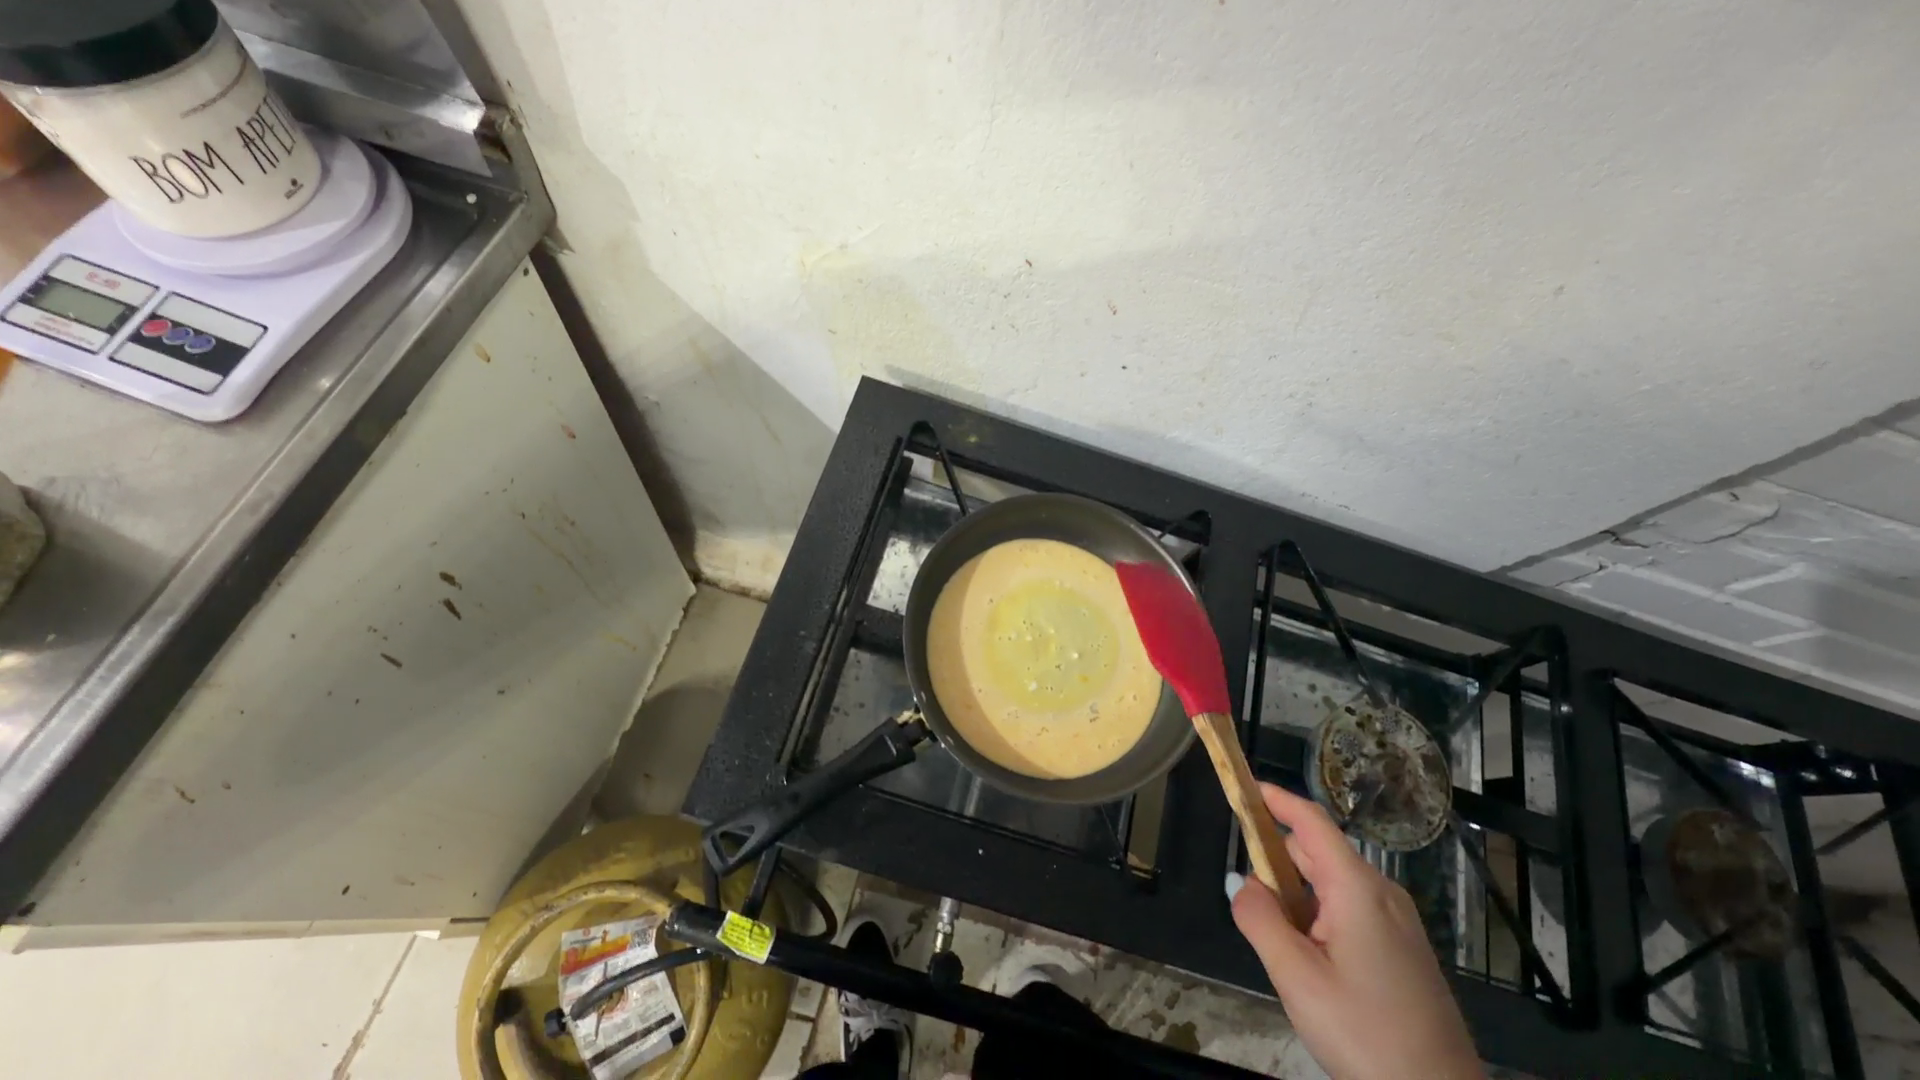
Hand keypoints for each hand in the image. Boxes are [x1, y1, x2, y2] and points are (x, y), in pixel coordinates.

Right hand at [1232, 783, 1482, 1079]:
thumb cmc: (1364, 1031)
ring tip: (1276, 942)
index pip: (1312, 822)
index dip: (1277, 800)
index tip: (1244, 786)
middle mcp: (1382, 894)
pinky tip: (1309, 961)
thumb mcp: (1297, 977)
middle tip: (1246, 898)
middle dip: (1277, 861)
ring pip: (1333, 886)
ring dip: (1296, 896)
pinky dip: (1318, 917)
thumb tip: (1242, 882)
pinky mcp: (1403, 949)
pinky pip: (1351, 912)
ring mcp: (1398, 922)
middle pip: (1319, 854)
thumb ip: (1261, 921)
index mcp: (1357, 889)